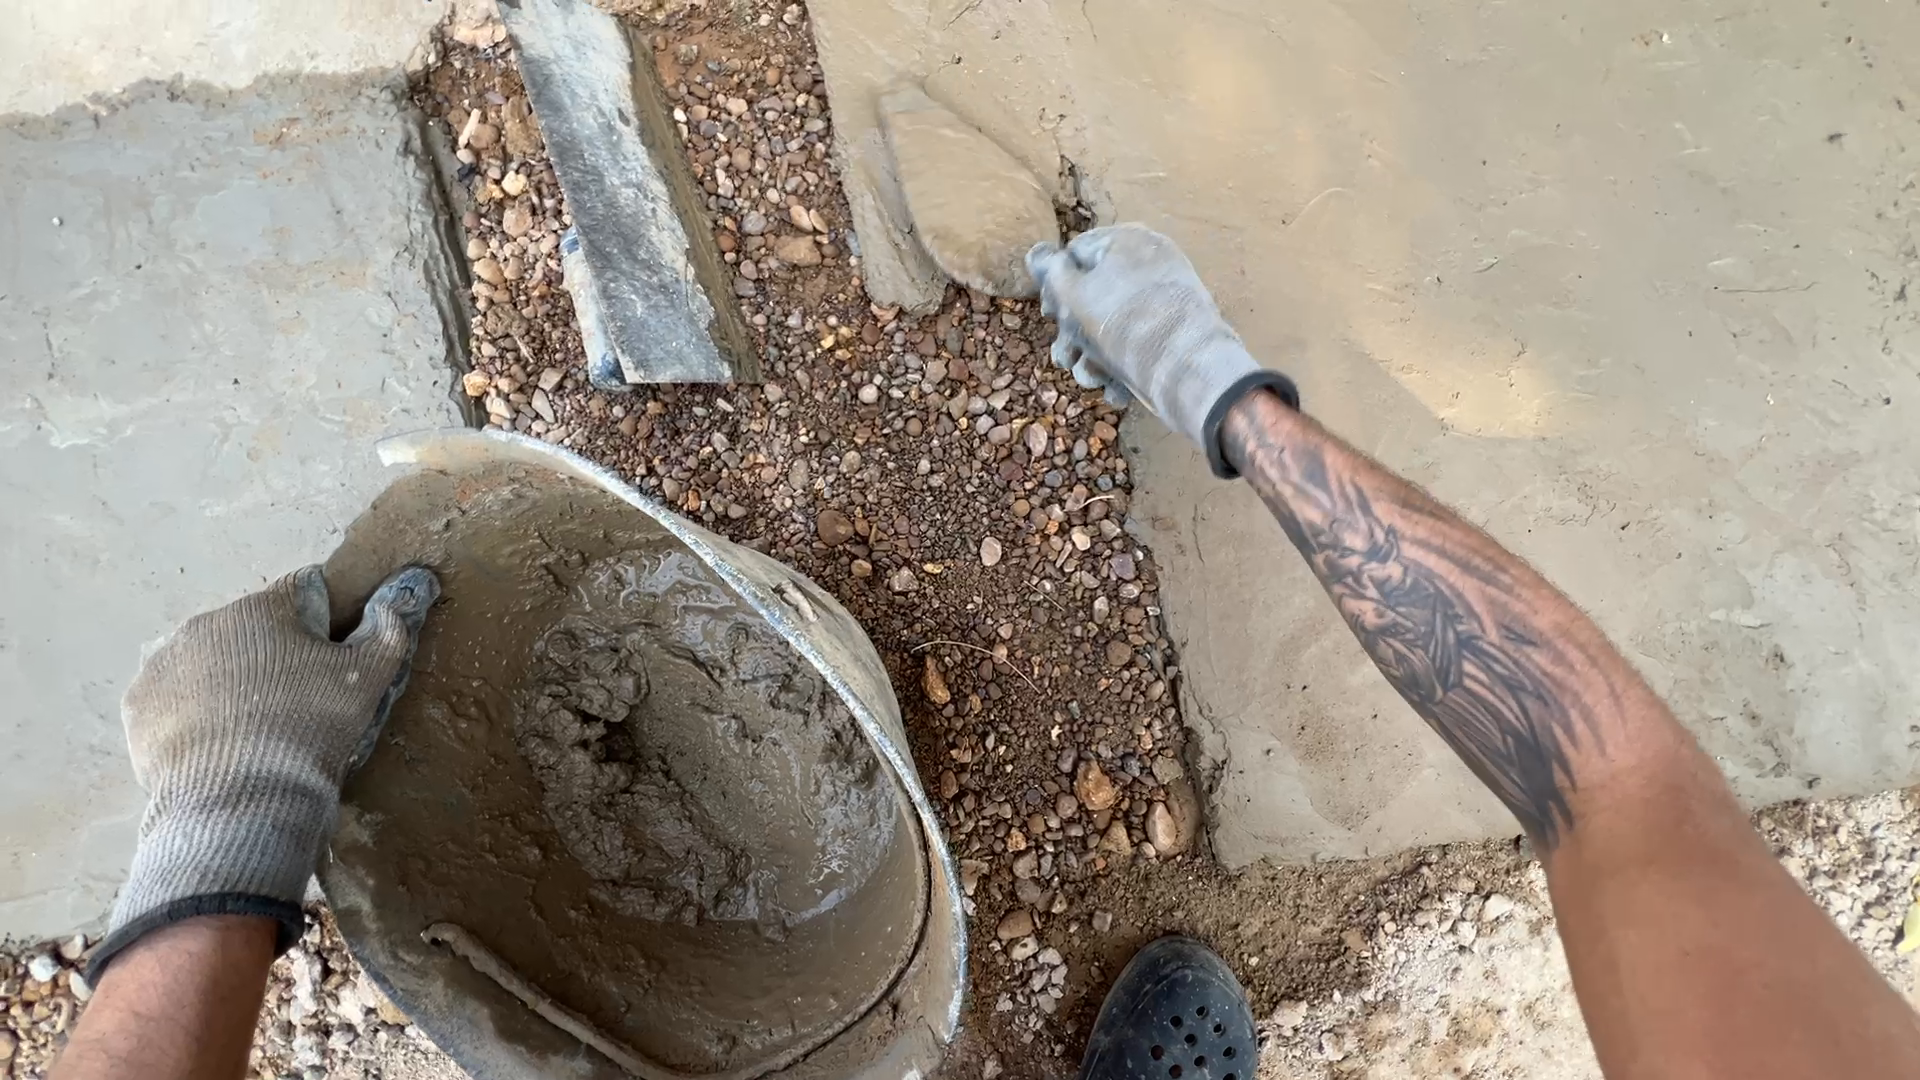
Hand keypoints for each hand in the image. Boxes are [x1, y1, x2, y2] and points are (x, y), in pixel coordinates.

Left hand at [92, 566, 438, 974]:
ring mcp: (160, 665)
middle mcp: (201, 625)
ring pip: (216, 656)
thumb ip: (389, 631)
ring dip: (239, 672)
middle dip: (280, 647)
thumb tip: (387, 608)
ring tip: (264, 714)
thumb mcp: (371, 675)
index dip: (329, 619)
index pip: (304, 592)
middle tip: (304, 688)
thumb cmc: (313, 721)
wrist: (242, 794)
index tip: (337, 651)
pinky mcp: (136, 704)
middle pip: (257, 625)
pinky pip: (181, 690)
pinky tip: (229, 730)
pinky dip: (204, 702)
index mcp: (259, 609)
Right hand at [1026, 224, 1296, 477]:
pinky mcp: (1174, 335)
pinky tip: (1116, 389)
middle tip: (1065, 358)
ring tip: (1092, 379)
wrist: (1184, 369)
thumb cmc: (1121, 325)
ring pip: (1111, 327)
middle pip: (1092, 296)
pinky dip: (1122, 367)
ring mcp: (1163, 301)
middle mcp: (1147, 265)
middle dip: (1073, 335)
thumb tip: (1038, 252)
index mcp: (1125, 242)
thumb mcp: (1072, 295)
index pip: (1076, 255)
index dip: (1056, 287)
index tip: (1051, 317)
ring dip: (1092, 358)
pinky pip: (1137, 345)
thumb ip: (1049, 272)